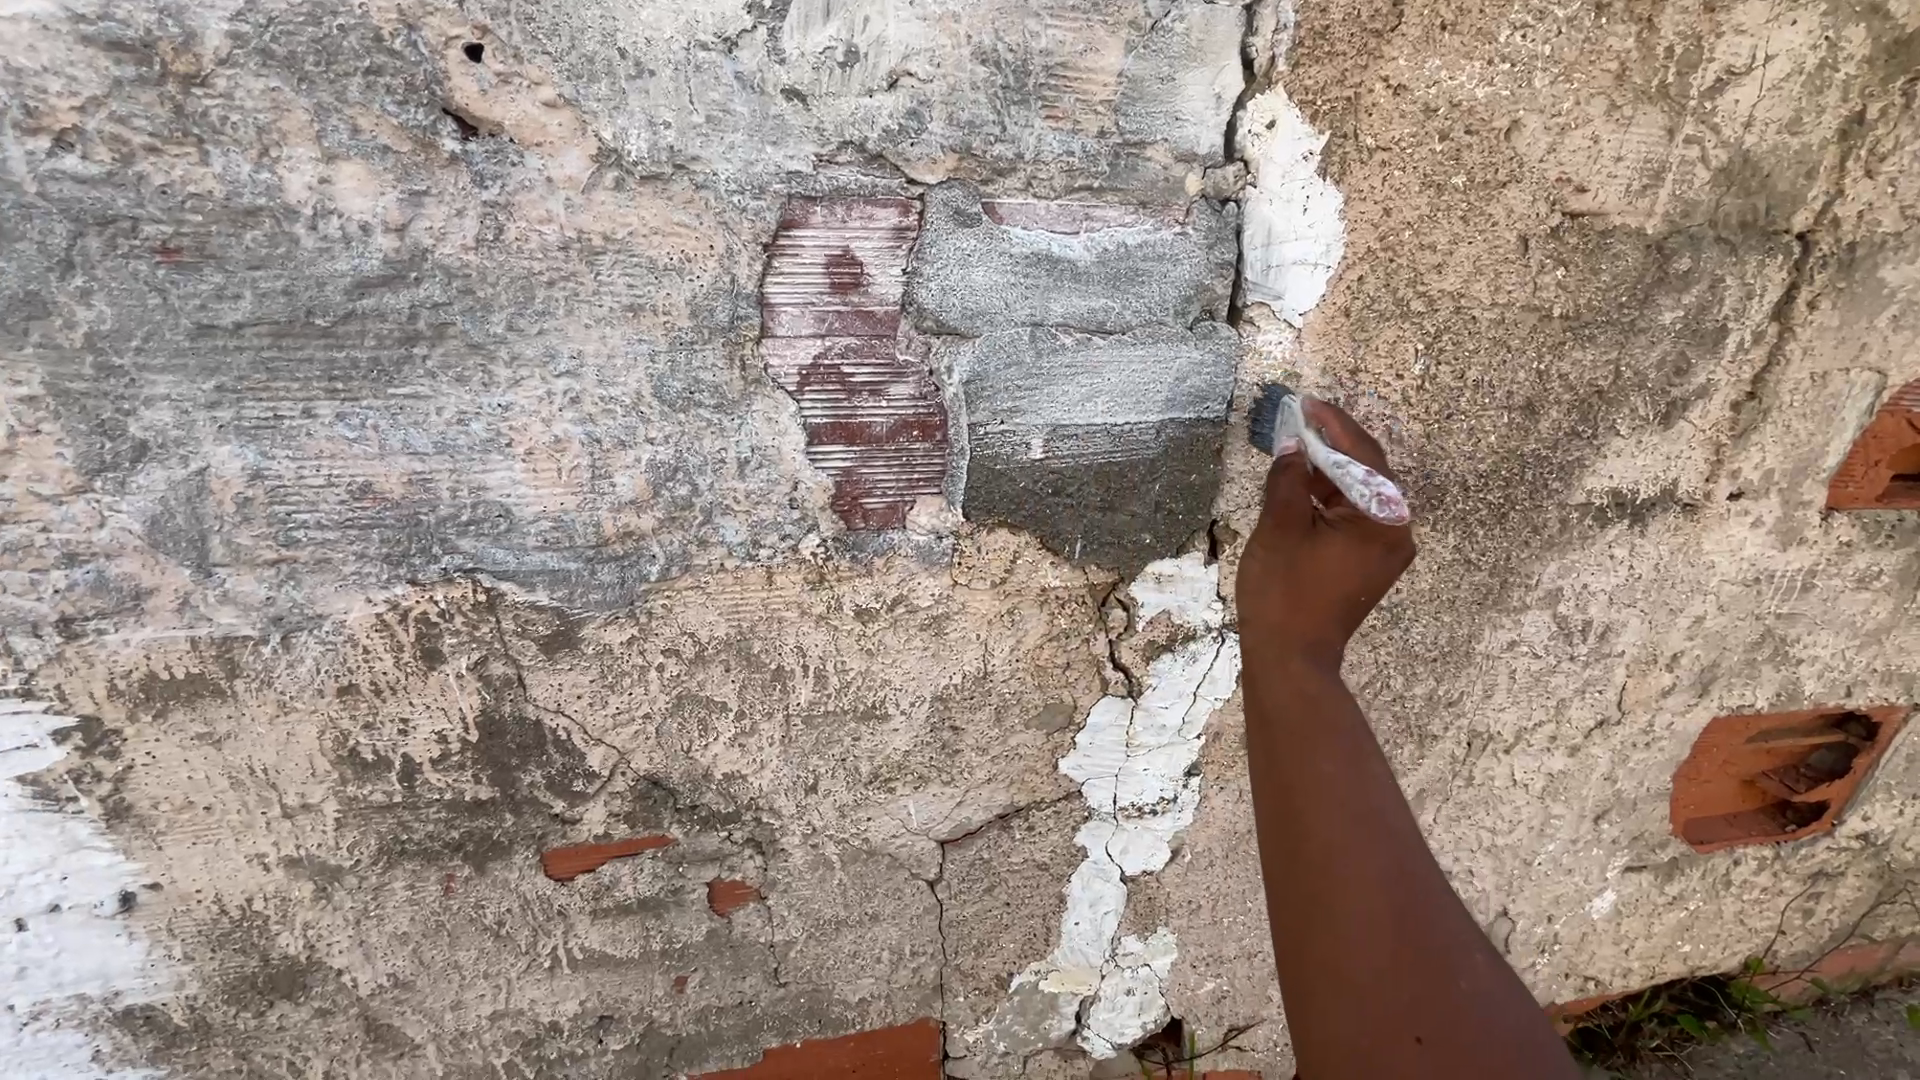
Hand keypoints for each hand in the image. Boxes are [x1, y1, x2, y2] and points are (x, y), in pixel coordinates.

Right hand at [1236, 396, 1414, 672]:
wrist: (1290, 656)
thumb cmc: (1284, 590)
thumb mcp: (1280, 526)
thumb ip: (1290, 478)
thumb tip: (1295, 446)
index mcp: (1383, 519)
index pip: (1363, 456)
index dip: (1334, 425)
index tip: (1308, 402)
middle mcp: (1397, 531)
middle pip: (1367, 473)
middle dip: (1333, 445)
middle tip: (1301, 420)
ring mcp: (1385, 551)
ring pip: (1359, 496)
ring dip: (1328, 472)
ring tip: (1296, 449)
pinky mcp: (1368, 564)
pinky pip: (1353, 518)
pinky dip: (1329, 499)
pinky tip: (1302, 487)